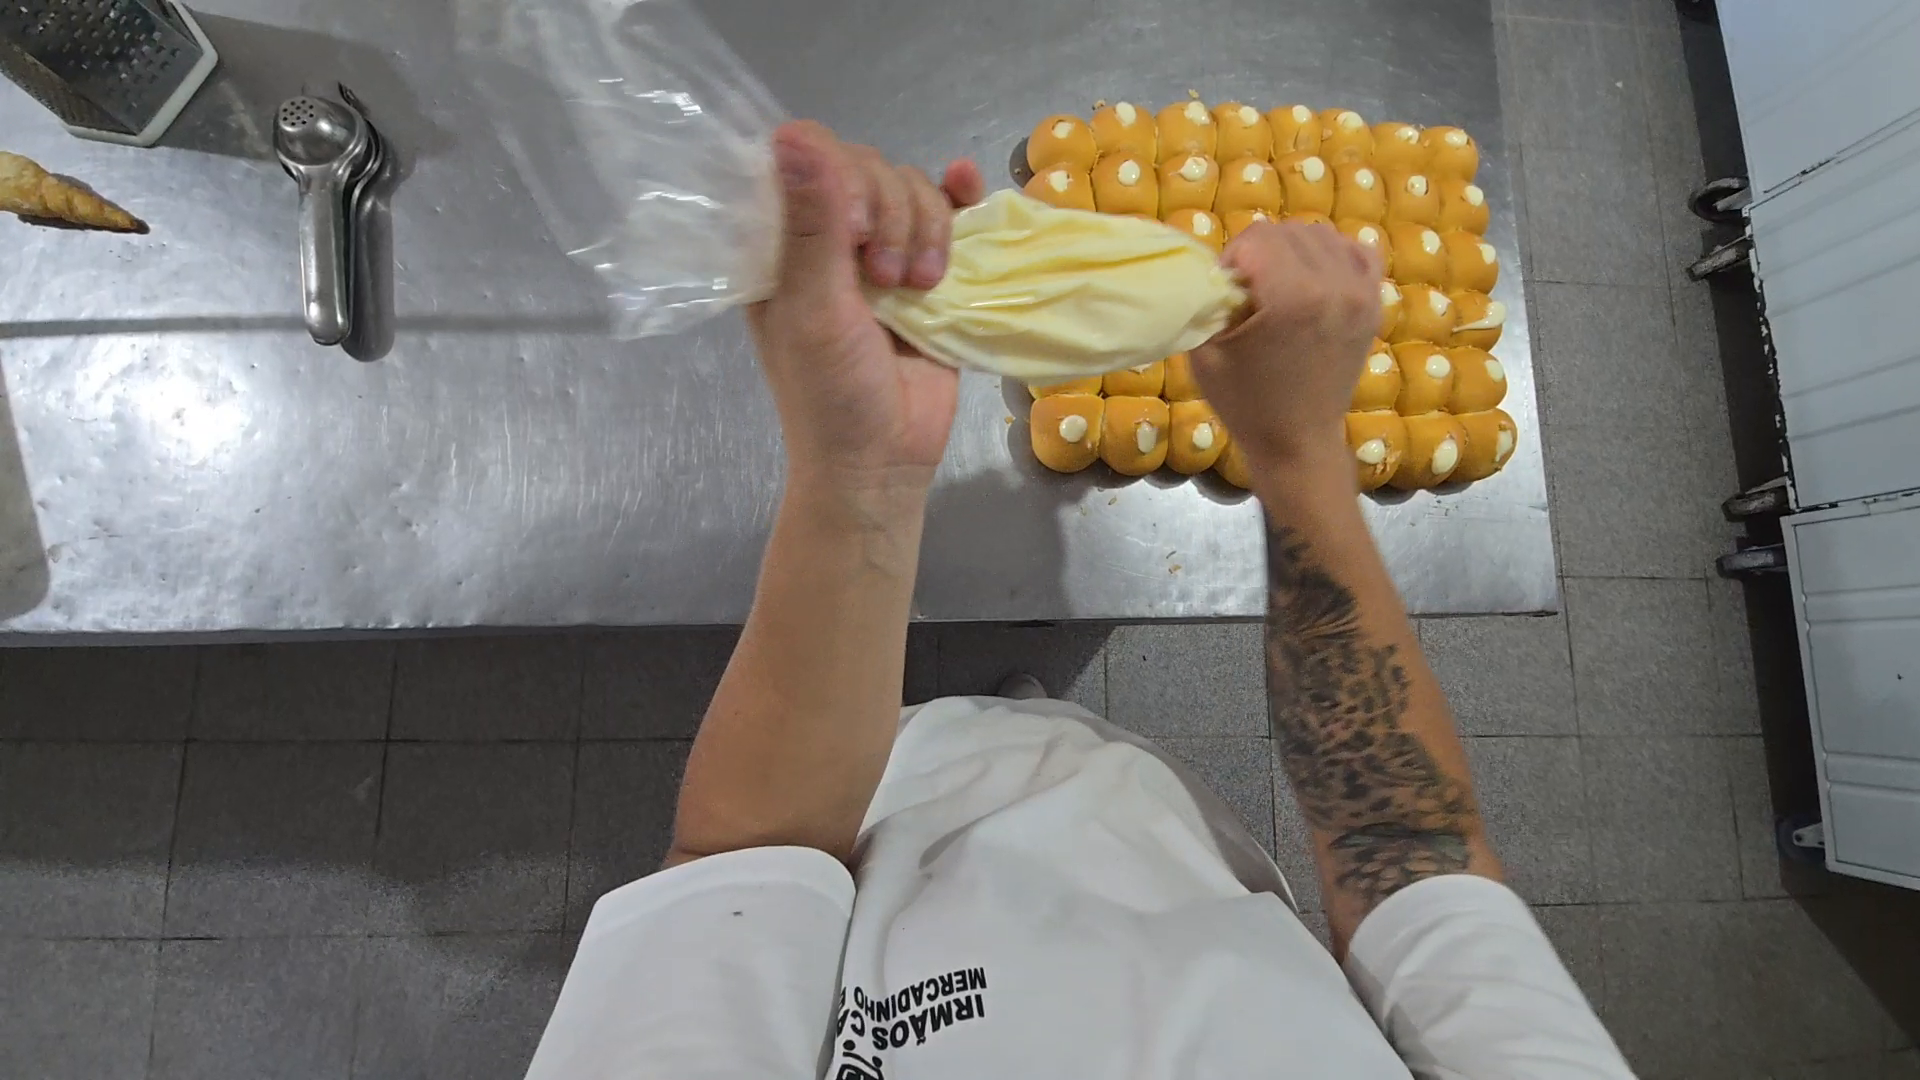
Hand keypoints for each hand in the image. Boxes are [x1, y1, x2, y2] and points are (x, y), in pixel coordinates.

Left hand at [746, 121, 984, 502]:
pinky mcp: (928, 279)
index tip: (851, 229)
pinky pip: (948, 217)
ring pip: (912, 191)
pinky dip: (960, 198)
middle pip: (870, 168)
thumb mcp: (813, 312)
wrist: (883, 460)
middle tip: (887, 279)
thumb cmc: (831, 396)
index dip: (839, 178)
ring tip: (920, 285)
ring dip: (926, 226)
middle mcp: (831, 242)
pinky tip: (968, 186)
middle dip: (889, 214)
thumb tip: (793, 133)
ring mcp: (882, 257)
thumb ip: (811, 228)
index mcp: (784, 247)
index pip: (807, 159)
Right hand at [1191, 221, 1381, 484]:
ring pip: (1320, 236)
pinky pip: (1356, 251)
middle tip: (1247, 295)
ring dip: (1291, 253)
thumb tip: (1213, 274)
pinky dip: (1330, 257)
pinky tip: (1312, 282)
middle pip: (1288, 231)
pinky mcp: (1374, 302)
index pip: (1256, 237)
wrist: (1298, 440)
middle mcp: (1334, 284)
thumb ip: (1204, 304)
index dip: (1231, 260)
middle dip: (1259, 255)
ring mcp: (1362, 292)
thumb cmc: (1245, 403)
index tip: (1225, 294)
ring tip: (1278, 290)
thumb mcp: (1205, 355)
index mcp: (1292, 296)